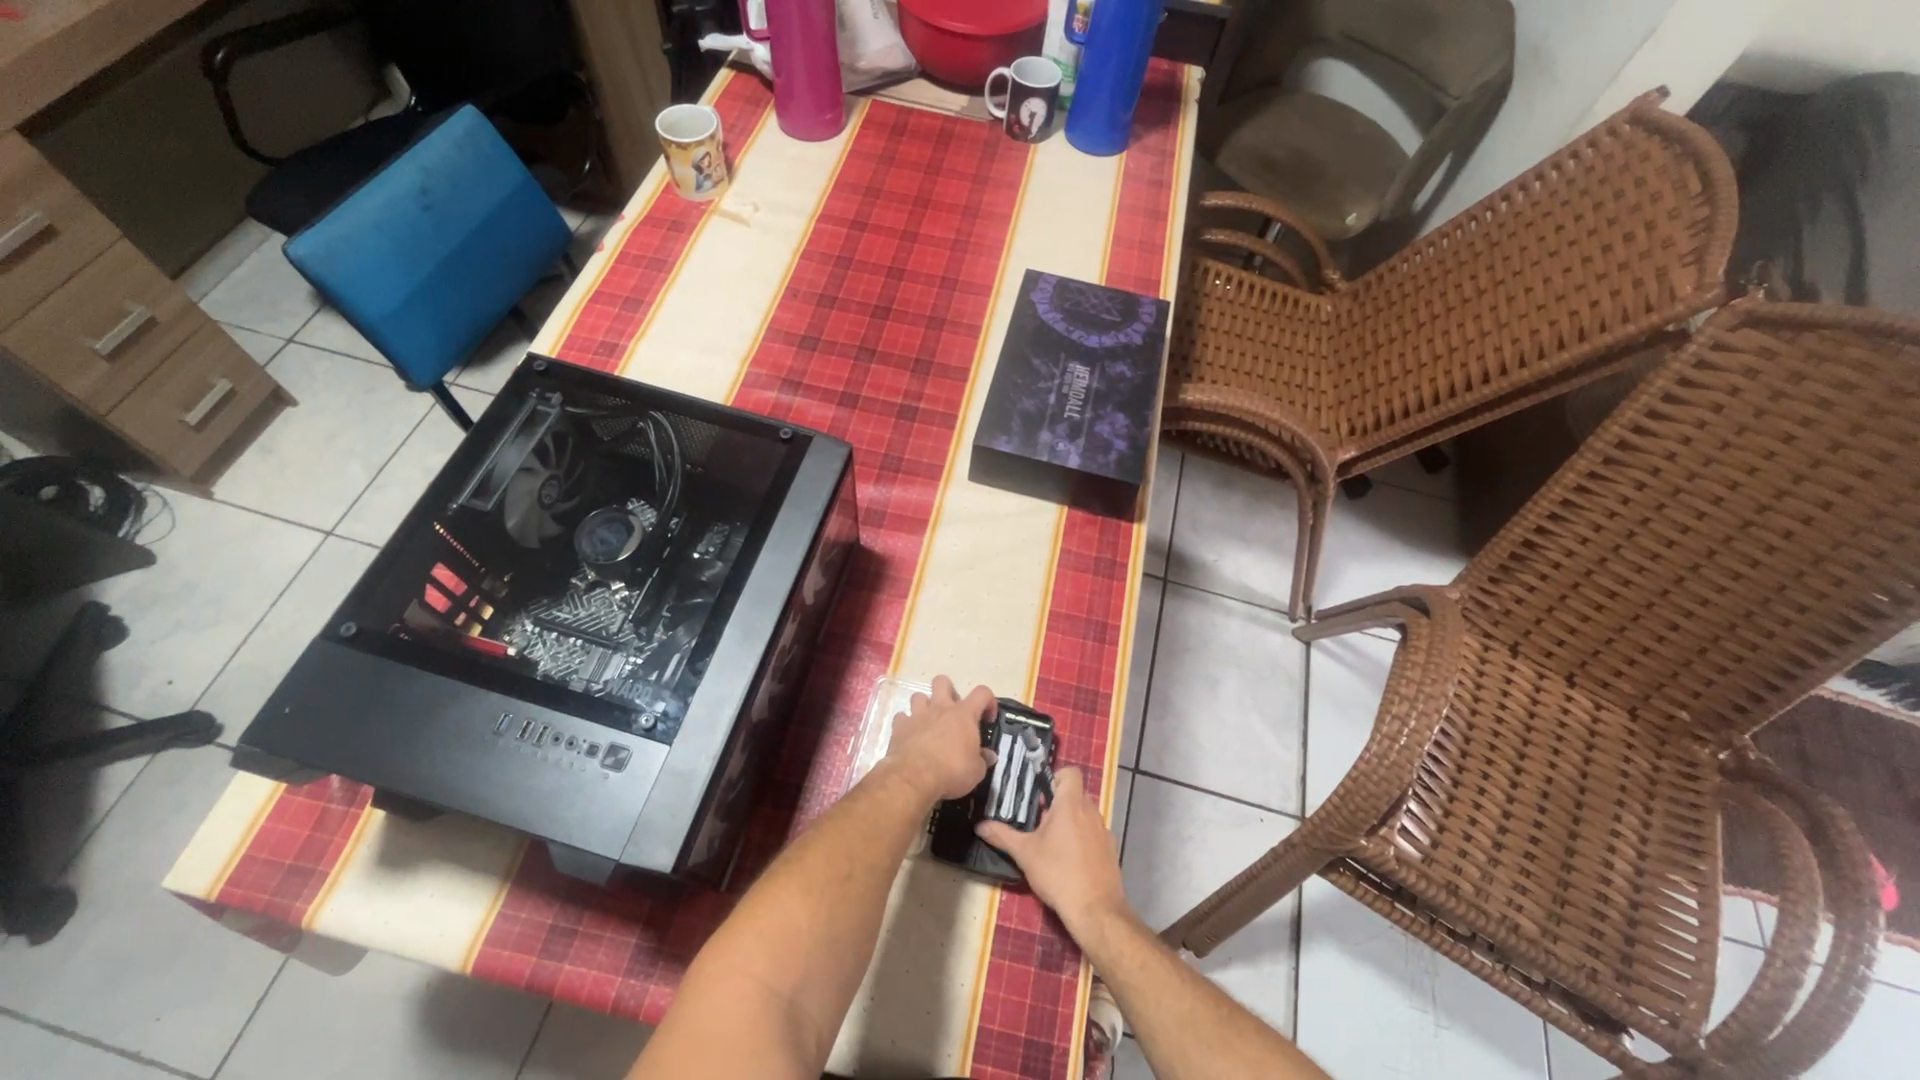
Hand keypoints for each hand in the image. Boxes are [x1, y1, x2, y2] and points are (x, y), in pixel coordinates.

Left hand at [883, 675, 995, 800]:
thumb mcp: (976, 771)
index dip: (988, 701)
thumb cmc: (952, 771)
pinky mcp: (899, 727)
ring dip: (925, 707)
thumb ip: (983, 760)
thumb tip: (989, 756)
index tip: (987, 719)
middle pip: (943, 681)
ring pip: (919, 696)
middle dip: (948, 691)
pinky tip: (911, 736)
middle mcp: (940, 708)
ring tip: (930, 723)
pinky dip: (907, 724)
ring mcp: (917, 715)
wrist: (914, 777)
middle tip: (953, 712)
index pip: (982, 693)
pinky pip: (902, 717)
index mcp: (964, 714)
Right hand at [977, 768, 1130, 933]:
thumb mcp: (1024, 853)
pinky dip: (1084, 840)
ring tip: (1053, 844)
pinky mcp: (1112, 850)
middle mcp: (1092, 812)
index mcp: (1071, 805)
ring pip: (1086, 815)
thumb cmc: (1057, 873)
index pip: (1070, 773)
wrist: (1095, 909)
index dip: (1055, 778)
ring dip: (1071, 822)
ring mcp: (1104, 831)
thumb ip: (1002, 835)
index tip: (1040, 796)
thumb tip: (980, 825)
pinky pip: (1095, 834)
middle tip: (1039, 823)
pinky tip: (1071, 862)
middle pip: (1075, 795)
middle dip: (1057, 804)